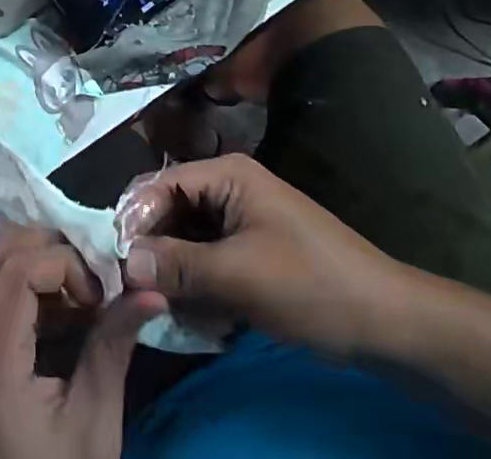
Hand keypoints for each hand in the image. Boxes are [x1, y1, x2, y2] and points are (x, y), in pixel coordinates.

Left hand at [0, 227, 165, 458]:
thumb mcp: (93, 420)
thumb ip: (114, 345)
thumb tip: (153, 291)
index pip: (18, 269)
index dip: (65, 265)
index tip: (98, 300)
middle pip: (3, 254)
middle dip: (56, 251)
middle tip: (95, 283)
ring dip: (47, 267)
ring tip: (86, 303)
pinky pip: (0, 292)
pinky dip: (37, 287)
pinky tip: (69, 319)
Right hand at [119, 154, 407, 356]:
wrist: (378, 316)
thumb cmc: (308, 282)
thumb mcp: (237, 274)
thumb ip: (176, 265)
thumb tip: (122, 261)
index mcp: (228, 174)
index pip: (160, 184)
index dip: (133, 219)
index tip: (112, 264)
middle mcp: (229, 187)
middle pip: (169, 211)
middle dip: (151, 250)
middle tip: (134, 294)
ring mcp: (240, 219)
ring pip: (185, 240)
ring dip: (173, 274)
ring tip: (165, 309)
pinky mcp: (248, 250)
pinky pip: (205, 260)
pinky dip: (195, 285)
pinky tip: (195, 315)